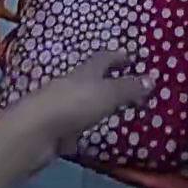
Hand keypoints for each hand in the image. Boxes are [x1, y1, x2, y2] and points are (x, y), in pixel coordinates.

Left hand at [0, 52, 153, 168]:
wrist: (35, 131)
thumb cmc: (73, 105)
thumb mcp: (106, 95)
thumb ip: (128, 88)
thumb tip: (152, 78)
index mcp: (87, 70)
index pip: (106, 57)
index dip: (119, 56)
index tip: (133, 57)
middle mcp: (75, 82)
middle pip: (95, 75)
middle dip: (111, 77)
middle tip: (129, 82)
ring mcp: (64, 103)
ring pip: (87, 97)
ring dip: (100, 99)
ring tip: (116, 106)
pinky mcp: (58, 125)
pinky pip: (79, 118)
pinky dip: (89, 119)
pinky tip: (95, 128)